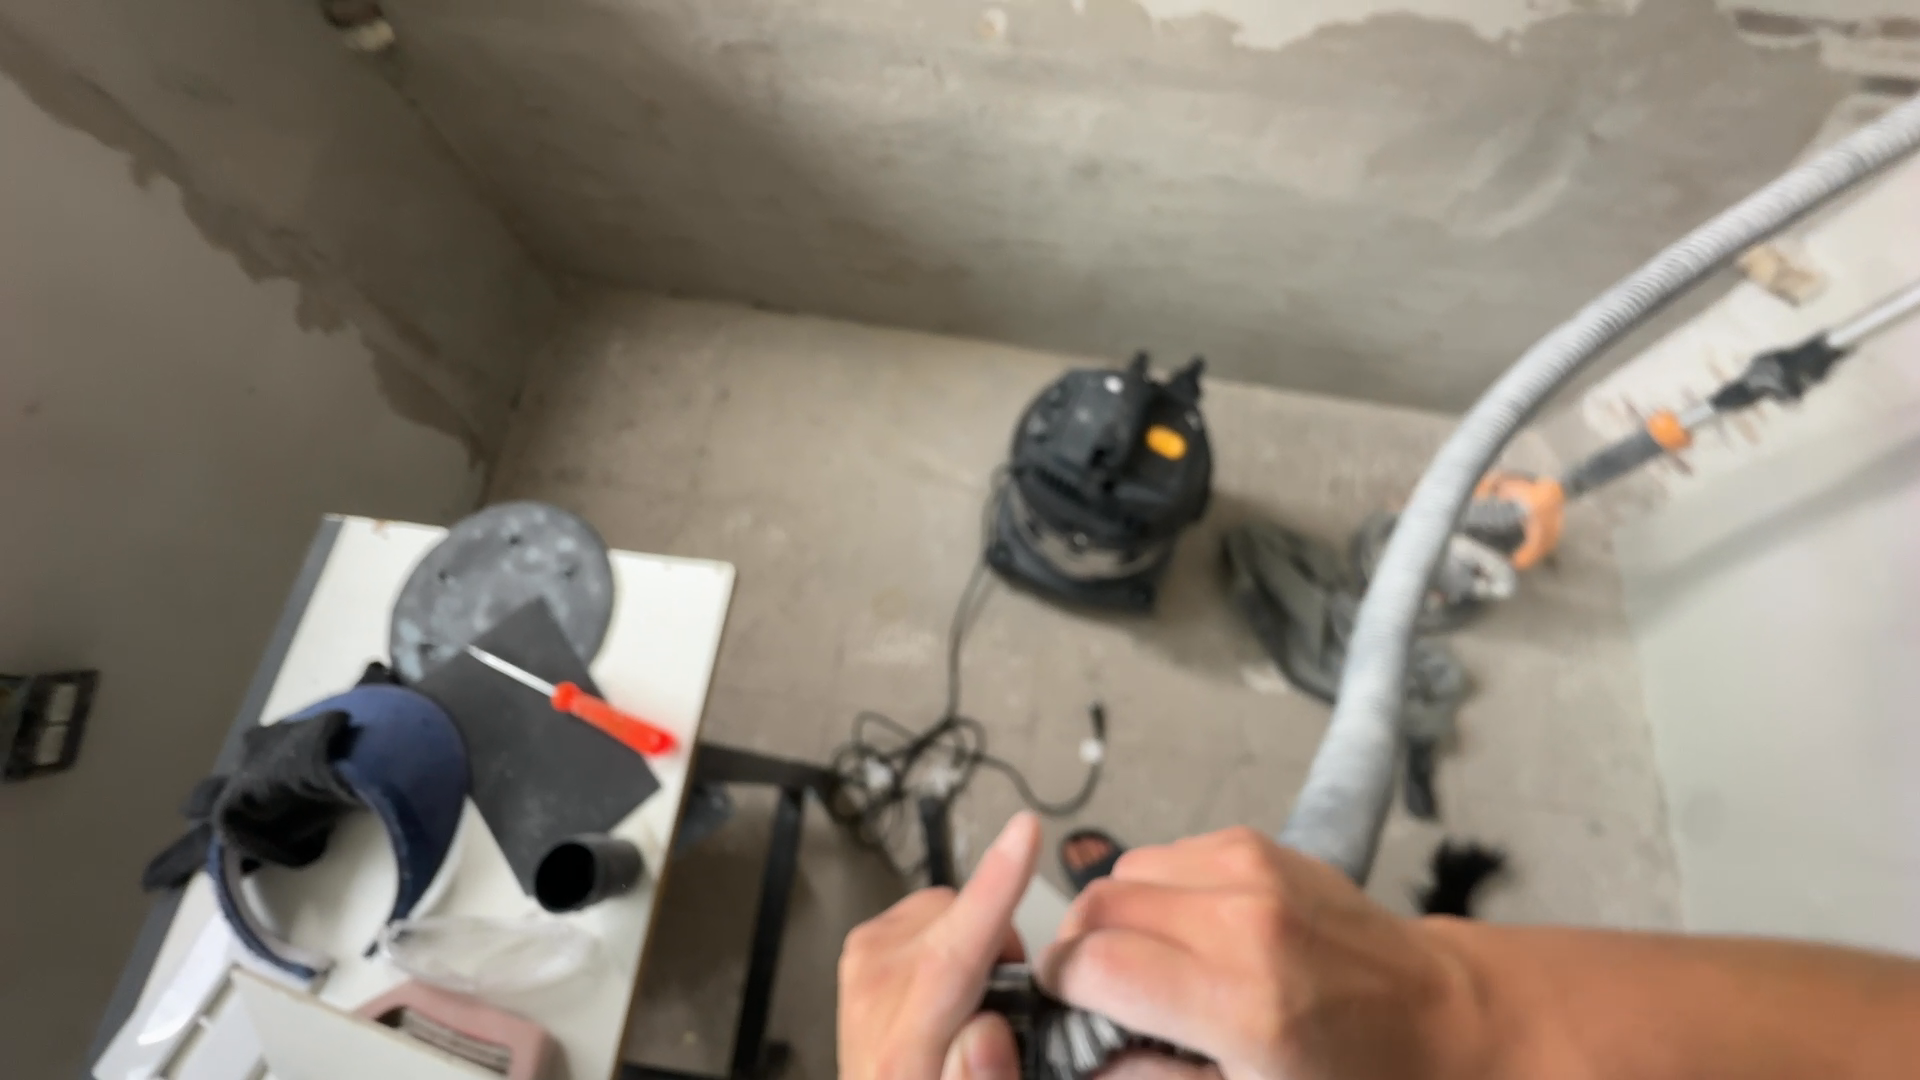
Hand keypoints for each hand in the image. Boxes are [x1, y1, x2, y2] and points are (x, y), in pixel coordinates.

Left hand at [840, 812, 1042, 1079]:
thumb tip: (987, 1030)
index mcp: (903, 1052)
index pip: (953, 956)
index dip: (996, 888)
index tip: (1024, 831)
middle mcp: (873, 996)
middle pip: (963, 920)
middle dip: (999, 947)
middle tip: (1005, 1007)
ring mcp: (864, 961)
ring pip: (952, 906)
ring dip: (974, 941)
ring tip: (969, 1002)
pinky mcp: (864, 942)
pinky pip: (933, 908)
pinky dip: (952, 934)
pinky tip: (945, 984)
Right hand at [1037, 827, 1484, 1079]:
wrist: (1444, 1014)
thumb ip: (1153, 1079)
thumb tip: (1078, 1052)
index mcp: (1245, 1003)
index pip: (1099, 964)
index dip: (1061, 982)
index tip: (1061, 999)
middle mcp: (1239, 918)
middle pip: (1099, 904)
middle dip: (1076, 943)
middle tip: (1090, 981)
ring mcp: (1245, 866)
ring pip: (1123, 869)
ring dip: (1115, 912)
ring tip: (1142, 954)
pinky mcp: (1249, 840)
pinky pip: (1164, 855)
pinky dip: (1152, 889)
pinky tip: (1182, 926)